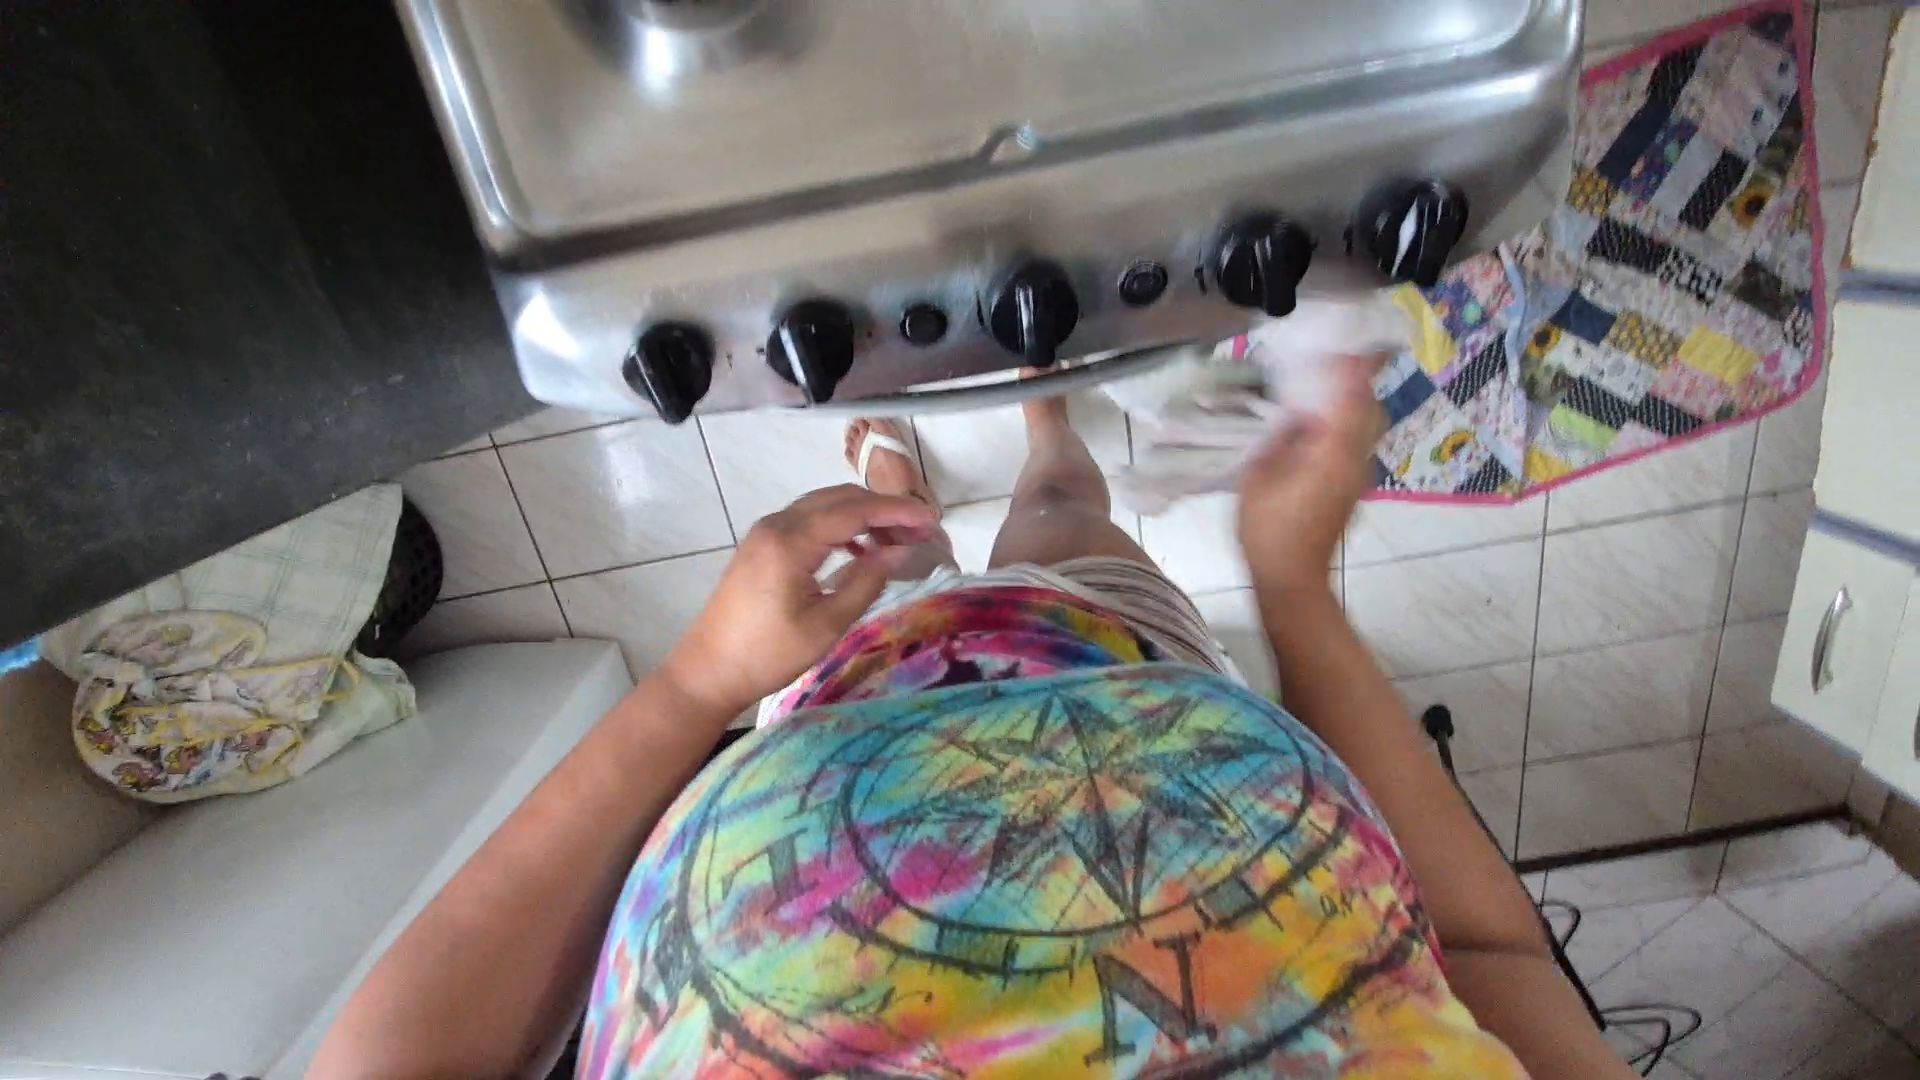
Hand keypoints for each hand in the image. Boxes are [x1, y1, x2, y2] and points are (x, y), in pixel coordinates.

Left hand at [657, 484, 938, 719]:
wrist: (708, 672)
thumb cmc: (768, 654)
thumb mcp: (827, 624)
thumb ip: (867, 581)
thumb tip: (901, 551)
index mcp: (791, 541)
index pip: (854, 511)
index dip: (897, 512)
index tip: (932, 520)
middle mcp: (777, 525)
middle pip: (840, 499)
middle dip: (884, 510)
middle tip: (922, 531)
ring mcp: (767, 532)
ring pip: (825, 506)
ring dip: (863, 516)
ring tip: (898, 540)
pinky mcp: (763, 545)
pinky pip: (810, 521)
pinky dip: (841, 527)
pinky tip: (861, 550)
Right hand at [1237, 356, 1385, 594]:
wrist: (1291, 579)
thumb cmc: (1267, 529)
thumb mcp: (1257, 477)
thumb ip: (1277, 439)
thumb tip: (1293, 416)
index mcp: (1332, 453)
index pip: (1353, 398)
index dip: (1354, 368)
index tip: (1351, 343)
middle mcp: (1355, 461)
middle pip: (1368, 410)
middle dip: (1354, 384)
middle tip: (1329, 367)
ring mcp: (1357, 478)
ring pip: (1363, 430)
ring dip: (1347, 408)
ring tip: (1316, 396)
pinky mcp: (1350, 491)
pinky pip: (1352, 448)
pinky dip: (1340, 430)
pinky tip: (1311, 433)